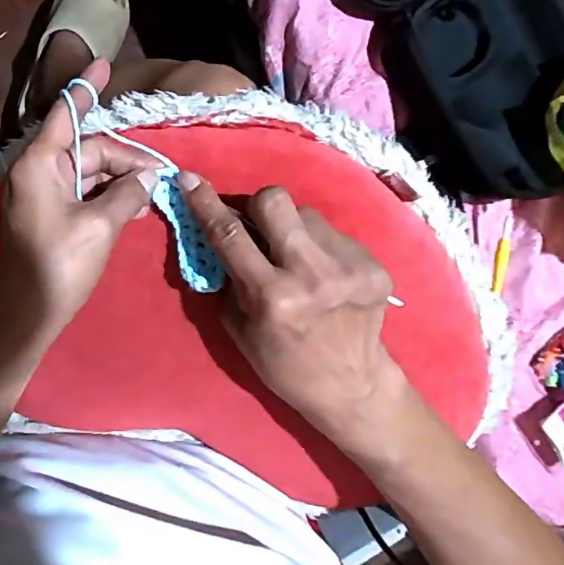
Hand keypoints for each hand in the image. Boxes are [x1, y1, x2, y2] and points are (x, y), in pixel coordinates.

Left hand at [0, 58, 161, 348]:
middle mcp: (38, 173)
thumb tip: (149, 176)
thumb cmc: (58, 267)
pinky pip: (84, 193)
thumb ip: (127, 193)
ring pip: (90, 173)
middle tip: (163, 177)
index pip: (65, 115)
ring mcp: (42, 195)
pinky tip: (135, 206)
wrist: (26, 317)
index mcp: (40, 165)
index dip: (87, 89)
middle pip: (88, 149)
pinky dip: (109, 197)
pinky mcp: (50, 216)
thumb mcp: (99, 226)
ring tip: (153, 195)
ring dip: (121, 181)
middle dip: (126, 159)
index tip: (102, 63)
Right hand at [178, 173, 425, 458]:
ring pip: (306, 214)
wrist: (351, 384)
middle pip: (275, 201)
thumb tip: (216, 227)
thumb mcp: (239, 327)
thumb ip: (226, 276)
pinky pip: (332, 234)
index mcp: (273, 298)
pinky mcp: (373, 266)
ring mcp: (349, 268)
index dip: (205, 203)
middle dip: (256, 206)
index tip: (190, 180)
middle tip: (254, 227)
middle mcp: (312, 276)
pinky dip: (317, 246)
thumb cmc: (282, 363)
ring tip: (293, 258)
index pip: (230, 235)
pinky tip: (322, 273)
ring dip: (290, 228)